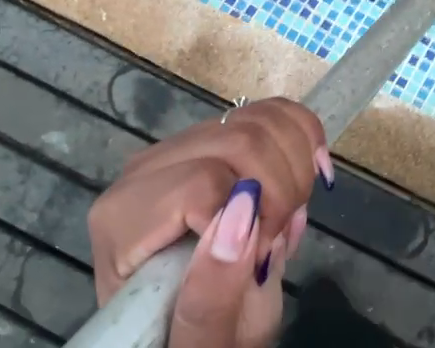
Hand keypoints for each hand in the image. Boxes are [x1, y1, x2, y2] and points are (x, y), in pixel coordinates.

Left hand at [87, 98, 330, 347]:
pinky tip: (310, 172)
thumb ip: (212, 292)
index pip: (204, 182)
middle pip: (238, 140)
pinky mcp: (219, 134)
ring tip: (287, 217)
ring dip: (297, 166)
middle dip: (282, 190)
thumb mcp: (201, 343)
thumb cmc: (192, 339)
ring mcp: (183, 145)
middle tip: (279, 241)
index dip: (250, 218)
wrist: (197, 330)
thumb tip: (244, 209)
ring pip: (260, 119)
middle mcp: (145, 169)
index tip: (260, 263)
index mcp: (124, 218)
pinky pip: (272, 110)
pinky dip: (304, 136)